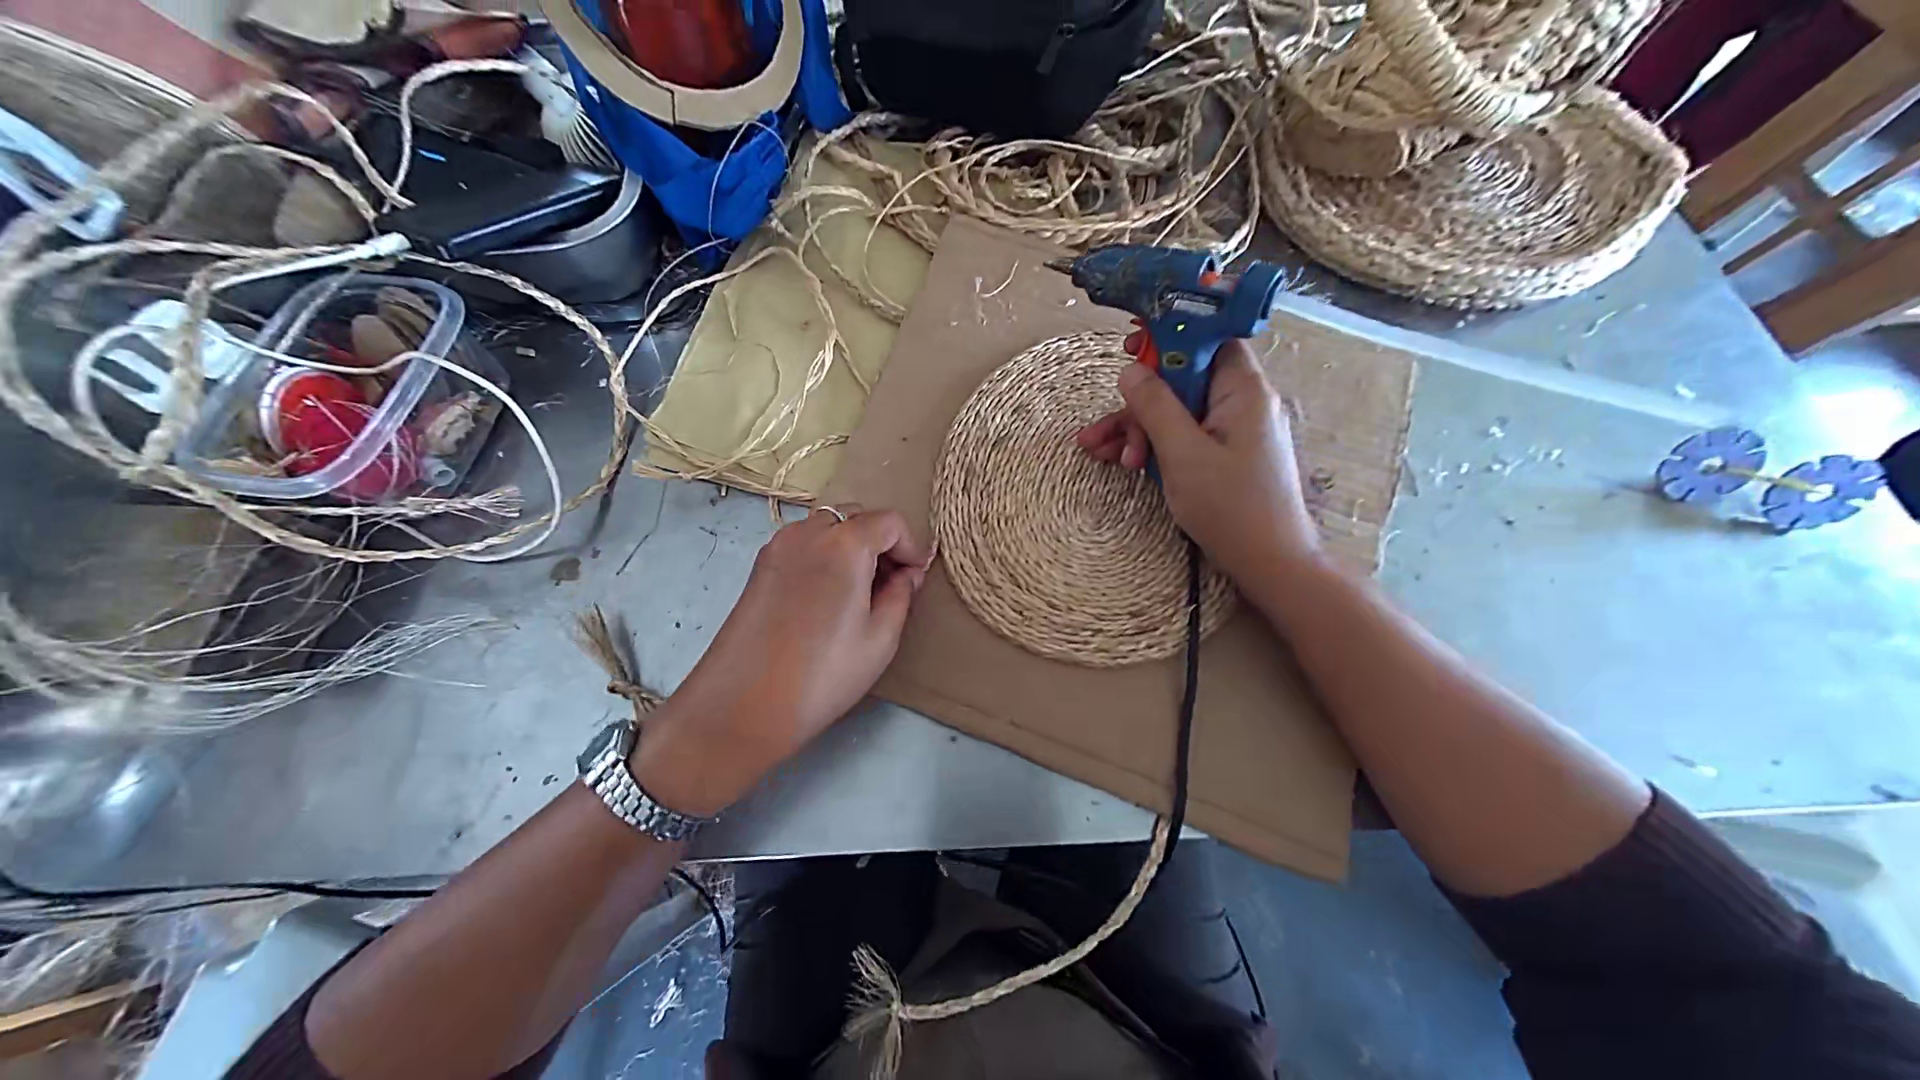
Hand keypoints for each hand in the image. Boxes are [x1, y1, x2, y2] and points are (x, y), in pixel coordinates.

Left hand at [633, 508, 932, 817]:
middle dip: (880, 542)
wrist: (743, 705)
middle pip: (855, 516)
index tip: (917, 576)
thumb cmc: (823, 674)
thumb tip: (908, 574)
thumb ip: (901, 596)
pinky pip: (802, 545)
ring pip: (826, 528)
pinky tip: (827, 598)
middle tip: (891, 584)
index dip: (910, 546)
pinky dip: (823, 556)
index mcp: (844, 544)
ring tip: (859, 592)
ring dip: (850, 546)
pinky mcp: (759, 567)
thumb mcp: (880, 639)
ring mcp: (777, 547)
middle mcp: (808, 533)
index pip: (889, 521)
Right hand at [1074, 340, 1321, 585]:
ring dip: (1138, 430)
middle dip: (1138, 403)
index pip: (1209, 338)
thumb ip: (1155, 407)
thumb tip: (1131, 370)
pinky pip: (1184, 436)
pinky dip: (1155, 446)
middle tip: (1105, 432)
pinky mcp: (1224, 454)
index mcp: (1243, 391)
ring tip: (1101, 455)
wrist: (1270, 564)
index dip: (1170, 335)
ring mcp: (1233, 430)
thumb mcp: (1183, 455)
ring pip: (1176, 411)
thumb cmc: (1232, 508)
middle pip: (1181, 380)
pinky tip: (1125, 464)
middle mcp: (1242, 403)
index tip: (1131, 345)